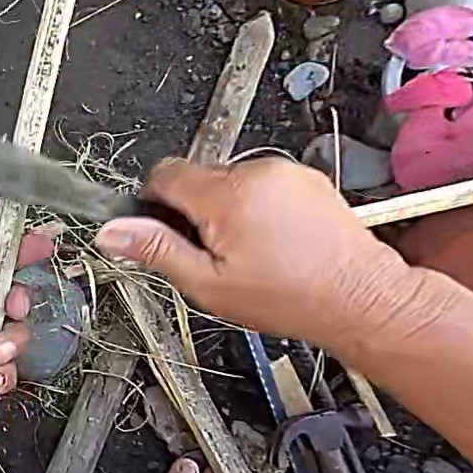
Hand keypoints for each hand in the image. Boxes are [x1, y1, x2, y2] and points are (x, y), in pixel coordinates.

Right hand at [95, 159, 457, 355]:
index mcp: (229, 196)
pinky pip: (255, 183)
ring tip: (243, 250)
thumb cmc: (290, 297)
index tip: (162, 230)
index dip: (152, 203)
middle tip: (209, 252)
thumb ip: (155, 250)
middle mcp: (259, 172)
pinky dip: (248, 207)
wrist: (361, 299)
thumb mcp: (206, 283)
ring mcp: (285, 172)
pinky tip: (265, 241)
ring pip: (223, 181)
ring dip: (219, 210)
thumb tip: (111, 231)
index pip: (164, 174)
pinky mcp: (303, 178)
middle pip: (194, 178)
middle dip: (190, 211)